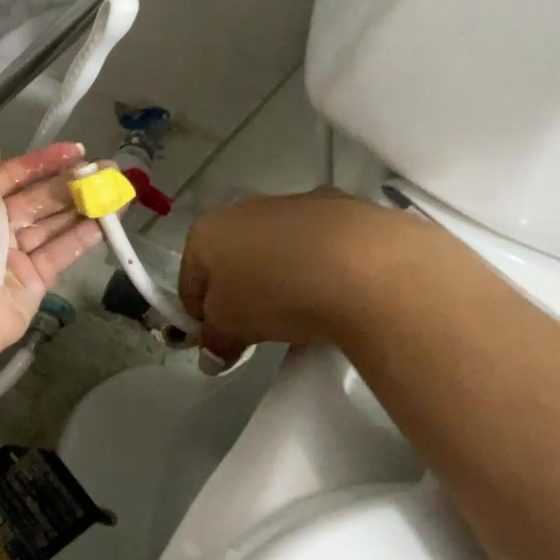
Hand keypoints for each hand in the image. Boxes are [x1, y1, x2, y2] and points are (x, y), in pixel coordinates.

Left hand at [0, 139, 105, 358]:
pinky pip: (59, 253)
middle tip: (107, 170)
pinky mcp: (33, 281)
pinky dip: (83, 237)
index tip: (76, 150)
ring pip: (51, 225)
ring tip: (118, 190)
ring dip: (83, 207)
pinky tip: (109, 221)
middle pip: (34, 199)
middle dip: (69, 183)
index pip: (9, 175)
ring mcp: (12, 255)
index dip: (40, 162)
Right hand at [177, 188, 462, 363]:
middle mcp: (246, 208)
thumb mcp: (232, 328)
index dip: (200, 316)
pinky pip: (324, 244)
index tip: (220, 341)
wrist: (369, 268)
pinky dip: (324, 264)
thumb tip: (212, 356)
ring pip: (280, 247)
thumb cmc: (278, 294)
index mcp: (208, 231)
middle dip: (243, 291)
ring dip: (283, 274)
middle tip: (261, 328)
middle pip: (235, 258)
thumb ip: (215, 341)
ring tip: (306, 312)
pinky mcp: (347, 208)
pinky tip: (340, 291)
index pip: (190, 280)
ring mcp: (299, 203)